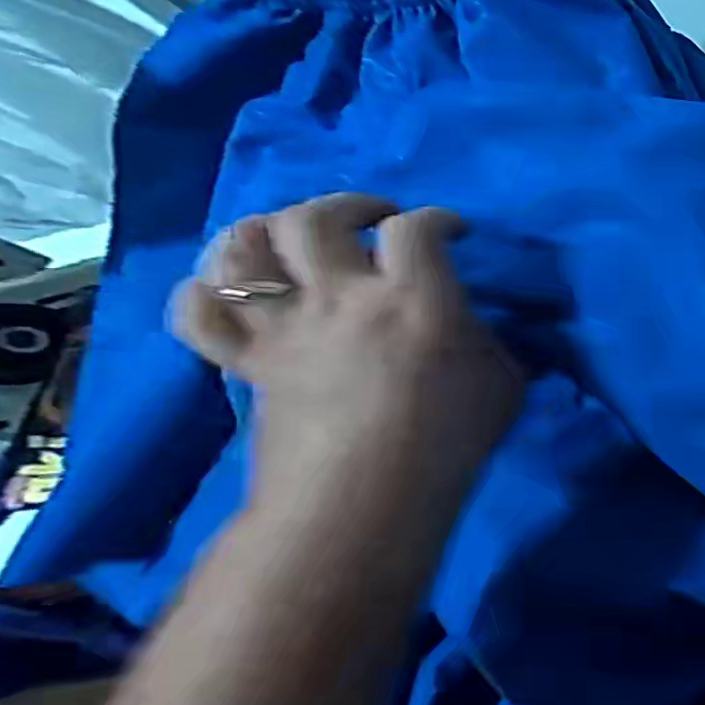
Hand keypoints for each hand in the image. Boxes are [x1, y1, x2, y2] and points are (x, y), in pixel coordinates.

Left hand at [170, 193, 523, 503]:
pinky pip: (199, 310)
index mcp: (415, 300)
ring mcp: (283, 328)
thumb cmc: (452, 440)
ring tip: (297, 235)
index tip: (454, 231)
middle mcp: (341, 298)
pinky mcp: (246, 362)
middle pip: (317, 218)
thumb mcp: (506, 383)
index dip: (438, 219)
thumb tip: (470, 325)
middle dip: (351, 205)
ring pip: (242, 248)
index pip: (418, 229)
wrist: (368, 500)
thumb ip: (488, 341)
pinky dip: (210, 290)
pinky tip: (240, 290)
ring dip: (269, 228)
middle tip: (378, 218)